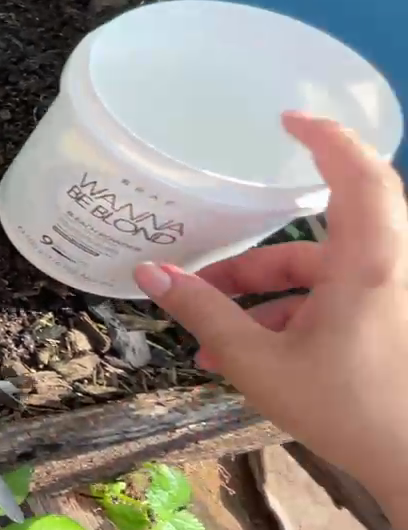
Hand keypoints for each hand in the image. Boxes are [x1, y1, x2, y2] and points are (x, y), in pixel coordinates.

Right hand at [135, 112, 407, 521]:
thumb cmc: (354, 409)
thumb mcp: (257, 360)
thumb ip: (201, 310)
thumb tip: (146, 272)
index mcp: (372, 267)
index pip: (362, 180)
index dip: (328, 141)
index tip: (288, 120)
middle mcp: (397, 274)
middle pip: (324, 239)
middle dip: (255, 262)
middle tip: (203, 283)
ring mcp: (403, 303)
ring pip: (330, 277)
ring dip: (268, 300)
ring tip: (218, 341)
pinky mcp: (406, 328)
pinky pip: (348, 305)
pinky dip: (298, 320)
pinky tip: (255, 356)